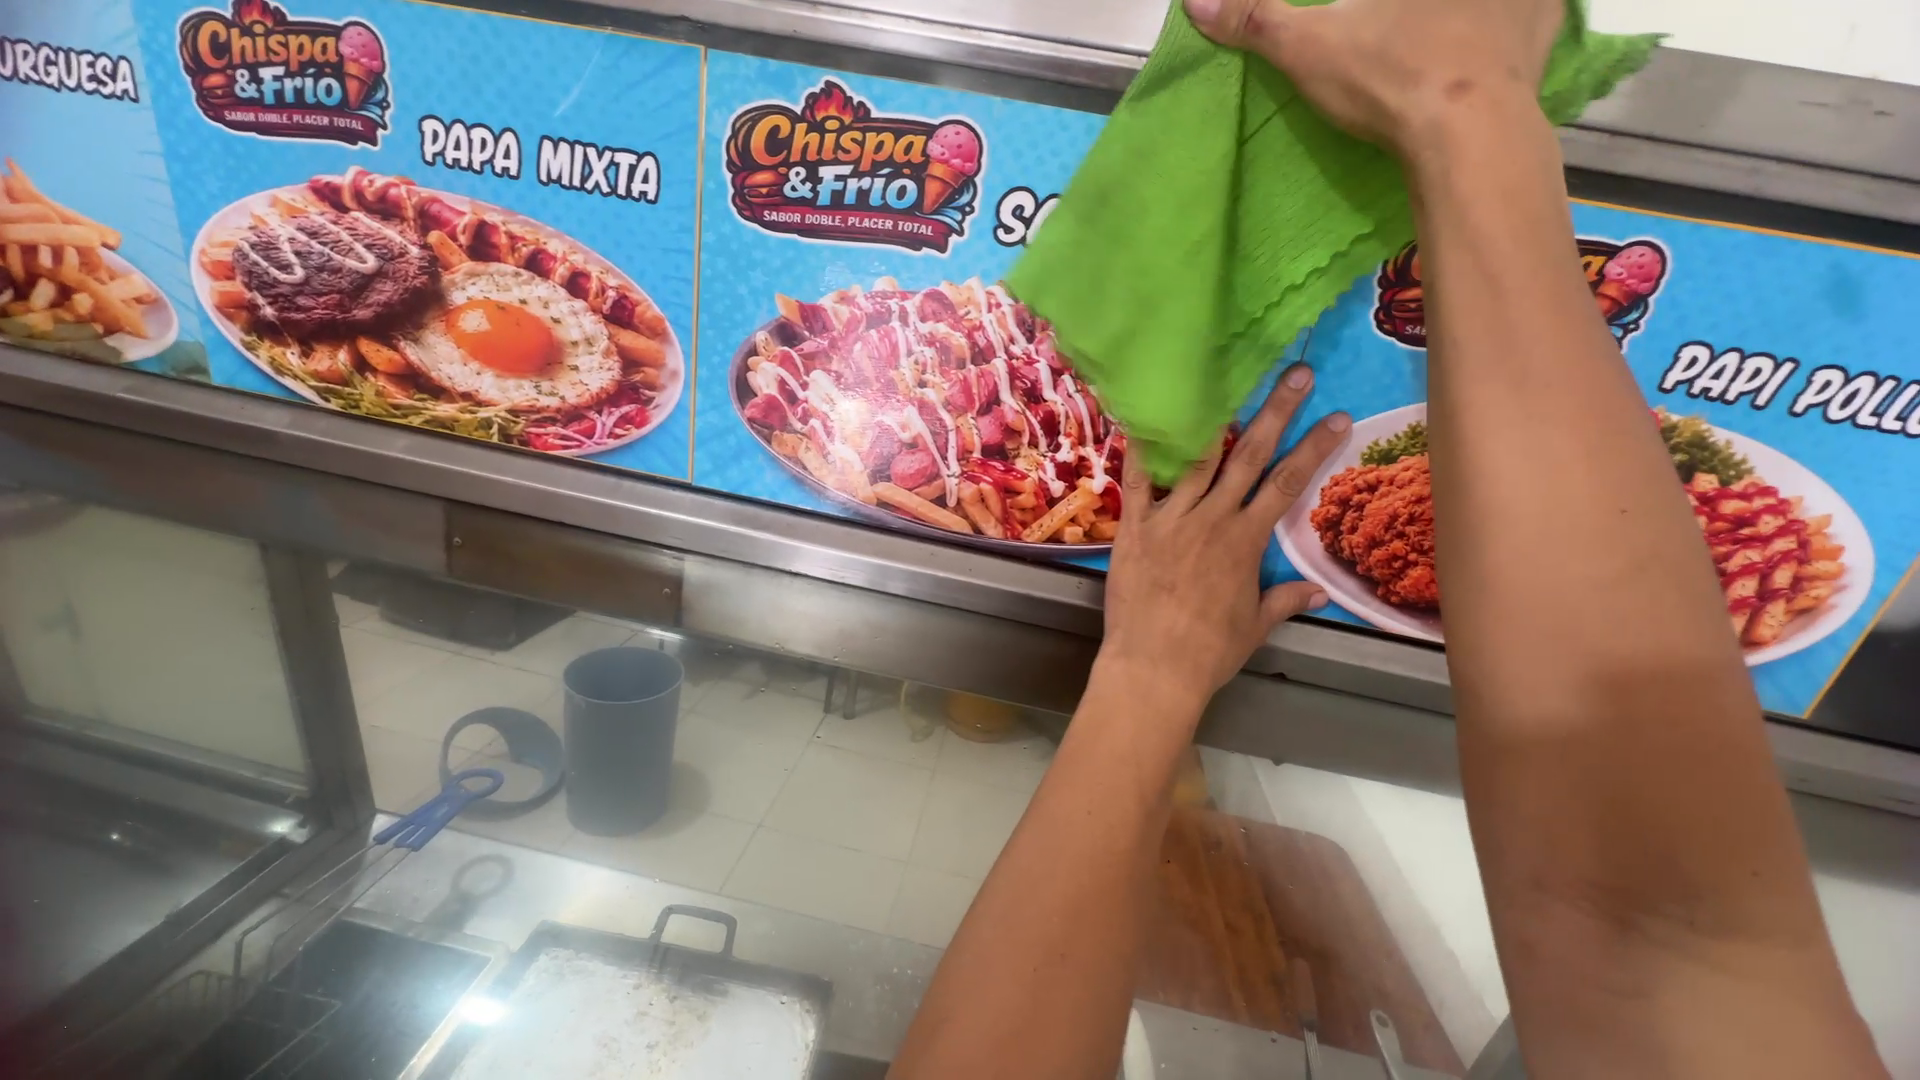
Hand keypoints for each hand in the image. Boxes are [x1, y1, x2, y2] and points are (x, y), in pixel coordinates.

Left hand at [1102, 364, 1349, 702]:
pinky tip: (1144, 418)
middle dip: (1276, 413)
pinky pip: (1136, 482)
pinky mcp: (1133, 527)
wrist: (1154, 666)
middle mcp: (1211, 519)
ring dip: (1215, 420)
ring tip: (1226, 384)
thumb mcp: (1254, 626)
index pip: (1287, 484)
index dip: (1313, 448)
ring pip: (1197, 460)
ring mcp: (1170, 519)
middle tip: (1296, 374)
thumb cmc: (1208, 651)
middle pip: (1249, 457)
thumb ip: (1284, 600)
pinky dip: (1140, 450)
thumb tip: (1321, 593)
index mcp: (1245, 541)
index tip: (1337, 417)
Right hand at [1184, 0, 1561, 157]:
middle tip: (1393, 22)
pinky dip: (1519, 11)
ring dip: (1472, 7)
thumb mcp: (1309, 48)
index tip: (1359, 16)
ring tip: (1441, 23)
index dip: (1359, 4)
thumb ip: (1258, 19)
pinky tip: (1494, 29)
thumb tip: (1195, 1)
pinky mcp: (1550, 16)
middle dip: (1403, 8)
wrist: (1470, 132)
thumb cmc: (1388, 75)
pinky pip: (1537, 4)